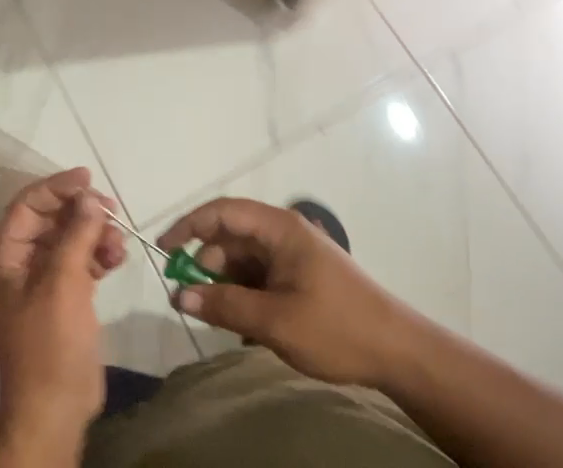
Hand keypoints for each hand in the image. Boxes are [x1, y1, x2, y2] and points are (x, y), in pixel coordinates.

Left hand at [0, 168, 125, 445]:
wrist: (53, 409)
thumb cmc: (49, 345)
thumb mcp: (61, 284)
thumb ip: (75, 236)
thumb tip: (88, 197)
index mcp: (8, 258)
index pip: (26, 205)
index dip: (55, 187)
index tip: (88, 178)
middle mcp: (24, 265)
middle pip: (51, 220)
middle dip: (81, 211)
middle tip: (112, 211)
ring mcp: (46, 283)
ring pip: (71, 241)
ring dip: (96, 235)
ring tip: (118, 244)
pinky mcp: (68, 300)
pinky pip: (84, 263)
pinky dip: (100, 257)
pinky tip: (117, 260)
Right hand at [159, 197, 421, 388]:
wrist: (399, 352)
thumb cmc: (337, 328)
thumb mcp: (275, 321)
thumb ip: (224, 305)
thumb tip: (178, 296)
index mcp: (280, 229)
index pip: (223, 212)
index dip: (188, 226)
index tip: (163, 250)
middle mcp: (285, 235)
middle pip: (231, 237)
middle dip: (206, 265)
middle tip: (190, 298)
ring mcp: (295, 256)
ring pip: (244, 261)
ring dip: (226, 285)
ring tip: (219, 318)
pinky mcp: (302, 278)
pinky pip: (260, 278)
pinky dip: (245, 295)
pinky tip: (244, 326)